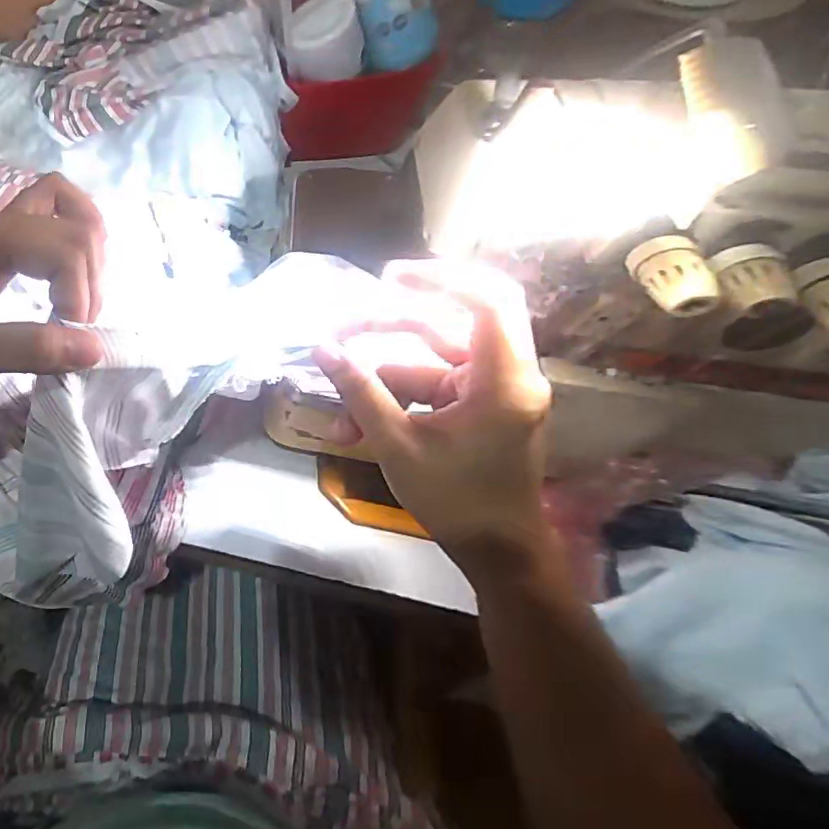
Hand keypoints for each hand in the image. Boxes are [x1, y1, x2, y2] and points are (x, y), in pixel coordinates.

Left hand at [0, 174, 105, 392]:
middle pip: (72, 216)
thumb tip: (94, 349)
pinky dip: (69, 257)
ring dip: (86, 254)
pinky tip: (64, 294)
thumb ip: (26, 348)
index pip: (63, 243)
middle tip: (77, 323)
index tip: (69, 337)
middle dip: (90, 270)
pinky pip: (47, 232)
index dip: (80, 290)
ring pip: (63, 212)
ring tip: (77, 305)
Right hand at [312, 259, 553, 581]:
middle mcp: (506, 375)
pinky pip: (431, 387)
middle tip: (343, 329)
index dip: (440, 279)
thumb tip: (323, 350)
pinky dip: (396, 399)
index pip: (488, 301)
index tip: (389, 278)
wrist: (497, 550)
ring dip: (383, 379)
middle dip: (392, 324)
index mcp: (503, 380)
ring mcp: (492, 391)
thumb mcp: (397, 444)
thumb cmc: (455, 499)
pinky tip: (357, 424)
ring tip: (340, 409)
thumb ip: (360, 392)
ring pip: (431, 361)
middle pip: (449, 324)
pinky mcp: (478, 407)